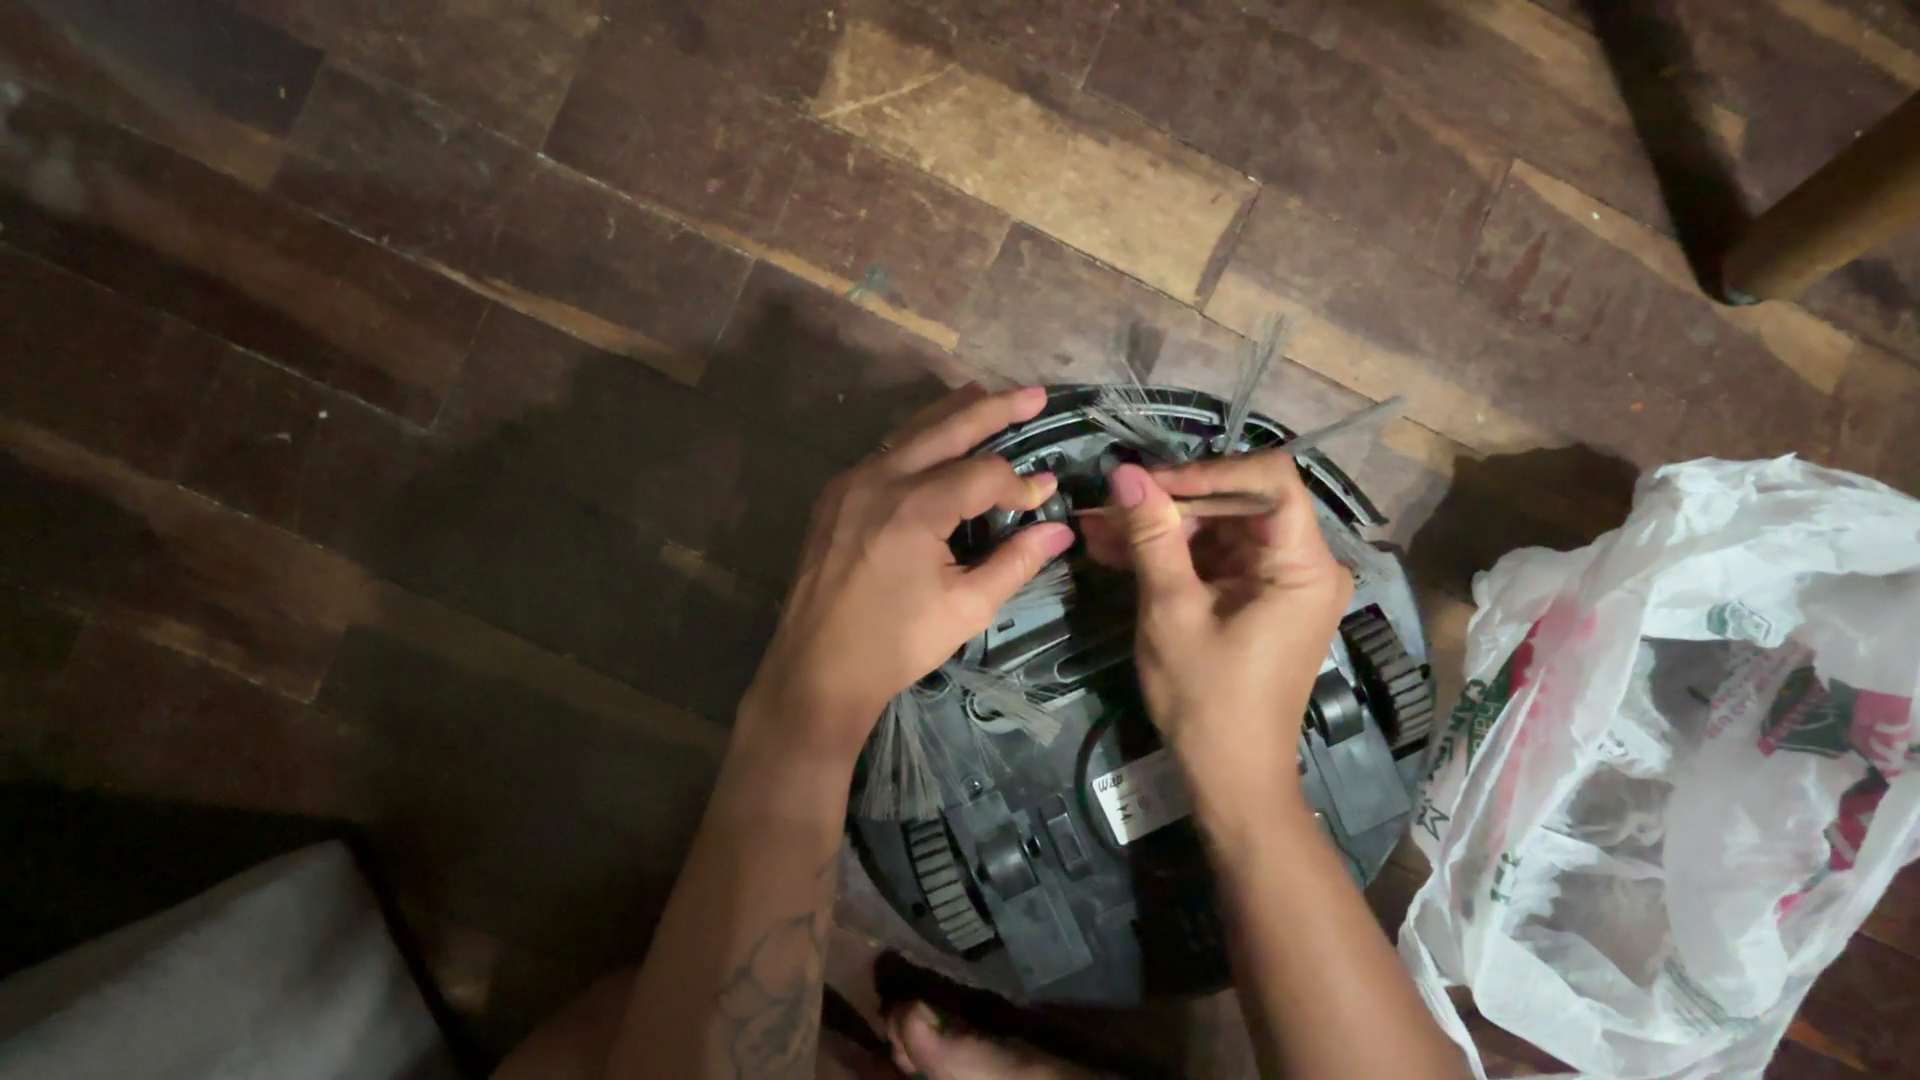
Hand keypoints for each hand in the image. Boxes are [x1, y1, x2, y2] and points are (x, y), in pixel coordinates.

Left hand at [737, 385, 1074, 760]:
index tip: (1042, 497)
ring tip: (986, 394)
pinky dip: (918, 441)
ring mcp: (850, 484)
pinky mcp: (834, 497)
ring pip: (909, 433)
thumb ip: (1015, 561)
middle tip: (1033, 394)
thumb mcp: (967, 607)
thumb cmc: (896, 645)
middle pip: (945, 428)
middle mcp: (879, 480)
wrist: (818, 669)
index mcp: (914, 508)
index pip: (982, 473)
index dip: (1018, 483)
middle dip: (993, 408)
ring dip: (951, 414)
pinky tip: (936, 442)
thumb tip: (1059, 529)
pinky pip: (884, 454)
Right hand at [1091, 453, 1351, 792]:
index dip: (1205, 471)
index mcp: (1303, 565)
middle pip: (1237, 503)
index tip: (1148, 485)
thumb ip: (1151, 536)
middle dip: (1169, 502)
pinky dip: (1167, 555)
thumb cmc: (1206, 698)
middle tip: (1107, 505)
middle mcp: (1302, 563)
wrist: (1228, 774)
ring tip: (1096, 527)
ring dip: (1158, 528)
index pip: (1269, 480)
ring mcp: (1277, 581)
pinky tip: (1114, 549)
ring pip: (1215, 529)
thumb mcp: (1171, 610)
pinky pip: (1210, 560)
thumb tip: (1125, 473)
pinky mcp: (1253, 598)